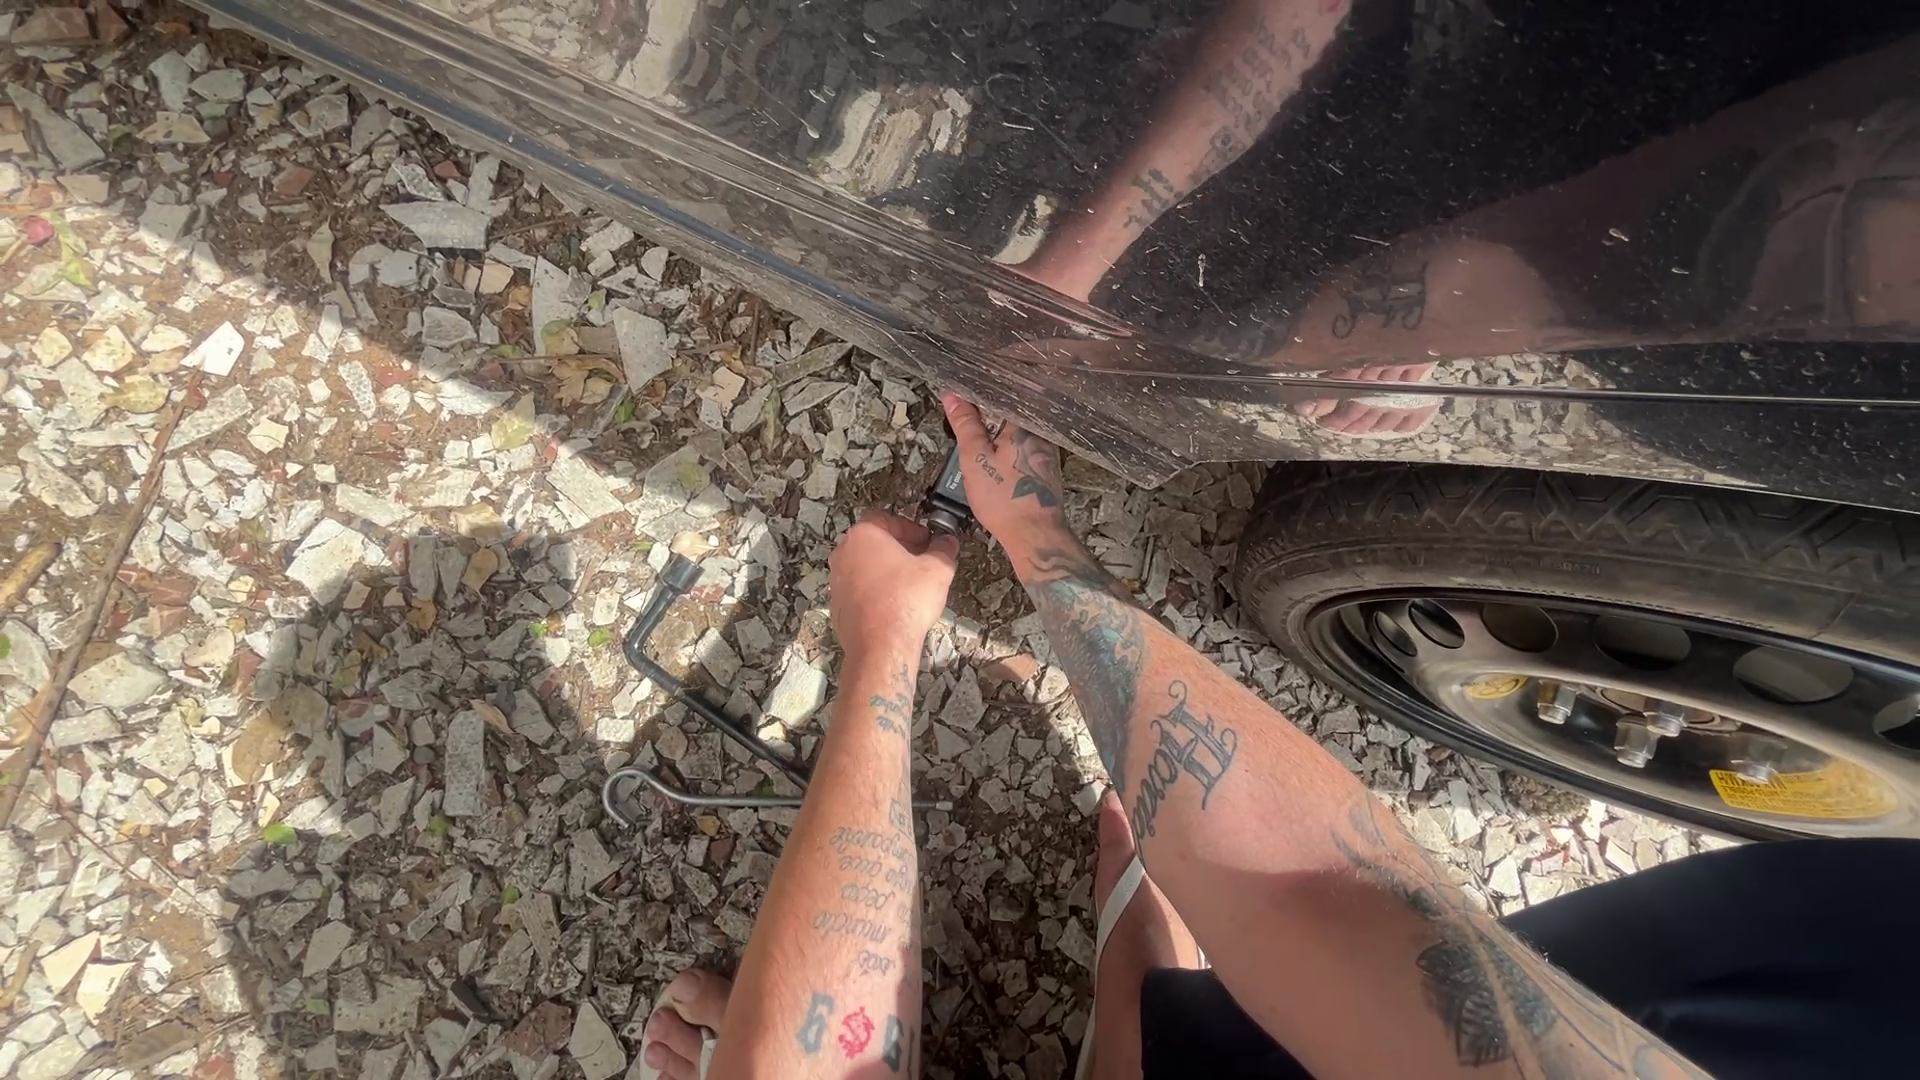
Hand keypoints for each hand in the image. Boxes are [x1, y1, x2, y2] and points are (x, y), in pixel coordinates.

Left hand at [828, 509, 958, 663]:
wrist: (881, 645)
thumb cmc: (904, 602)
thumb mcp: (938, 569)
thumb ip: (944, 550)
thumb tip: (948, 543)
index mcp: (864, 536)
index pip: (887, 519)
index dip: (911, 528)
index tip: (926, 539)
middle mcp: (844, 554)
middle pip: (874, 541)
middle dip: (900, 548)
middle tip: (922, 558)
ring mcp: (837, 581)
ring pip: (866, 565)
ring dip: (888, 569)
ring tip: (912, 582)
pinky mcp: (838, 605)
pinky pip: (860, 589)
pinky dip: (877, 590)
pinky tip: (896, 602)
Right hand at [941, 394, 1072, 562]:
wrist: (1034, 534)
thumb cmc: (1005, 500)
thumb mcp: (975, 459)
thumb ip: (965, 425)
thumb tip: (953, 398)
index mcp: (1022, 423)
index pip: (995, 397)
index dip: (972, 400)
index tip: (956, 405)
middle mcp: (1039, 432)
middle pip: (1006, 415)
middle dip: (984, 421)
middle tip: (964, 434)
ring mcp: (1045, 450)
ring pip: (1014, 434)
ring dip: (995, 438)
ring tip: (979, 455)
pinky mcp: (1046, 467)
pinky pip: (1022, 450)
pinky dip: (1007, 454)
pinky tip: (998, 469)